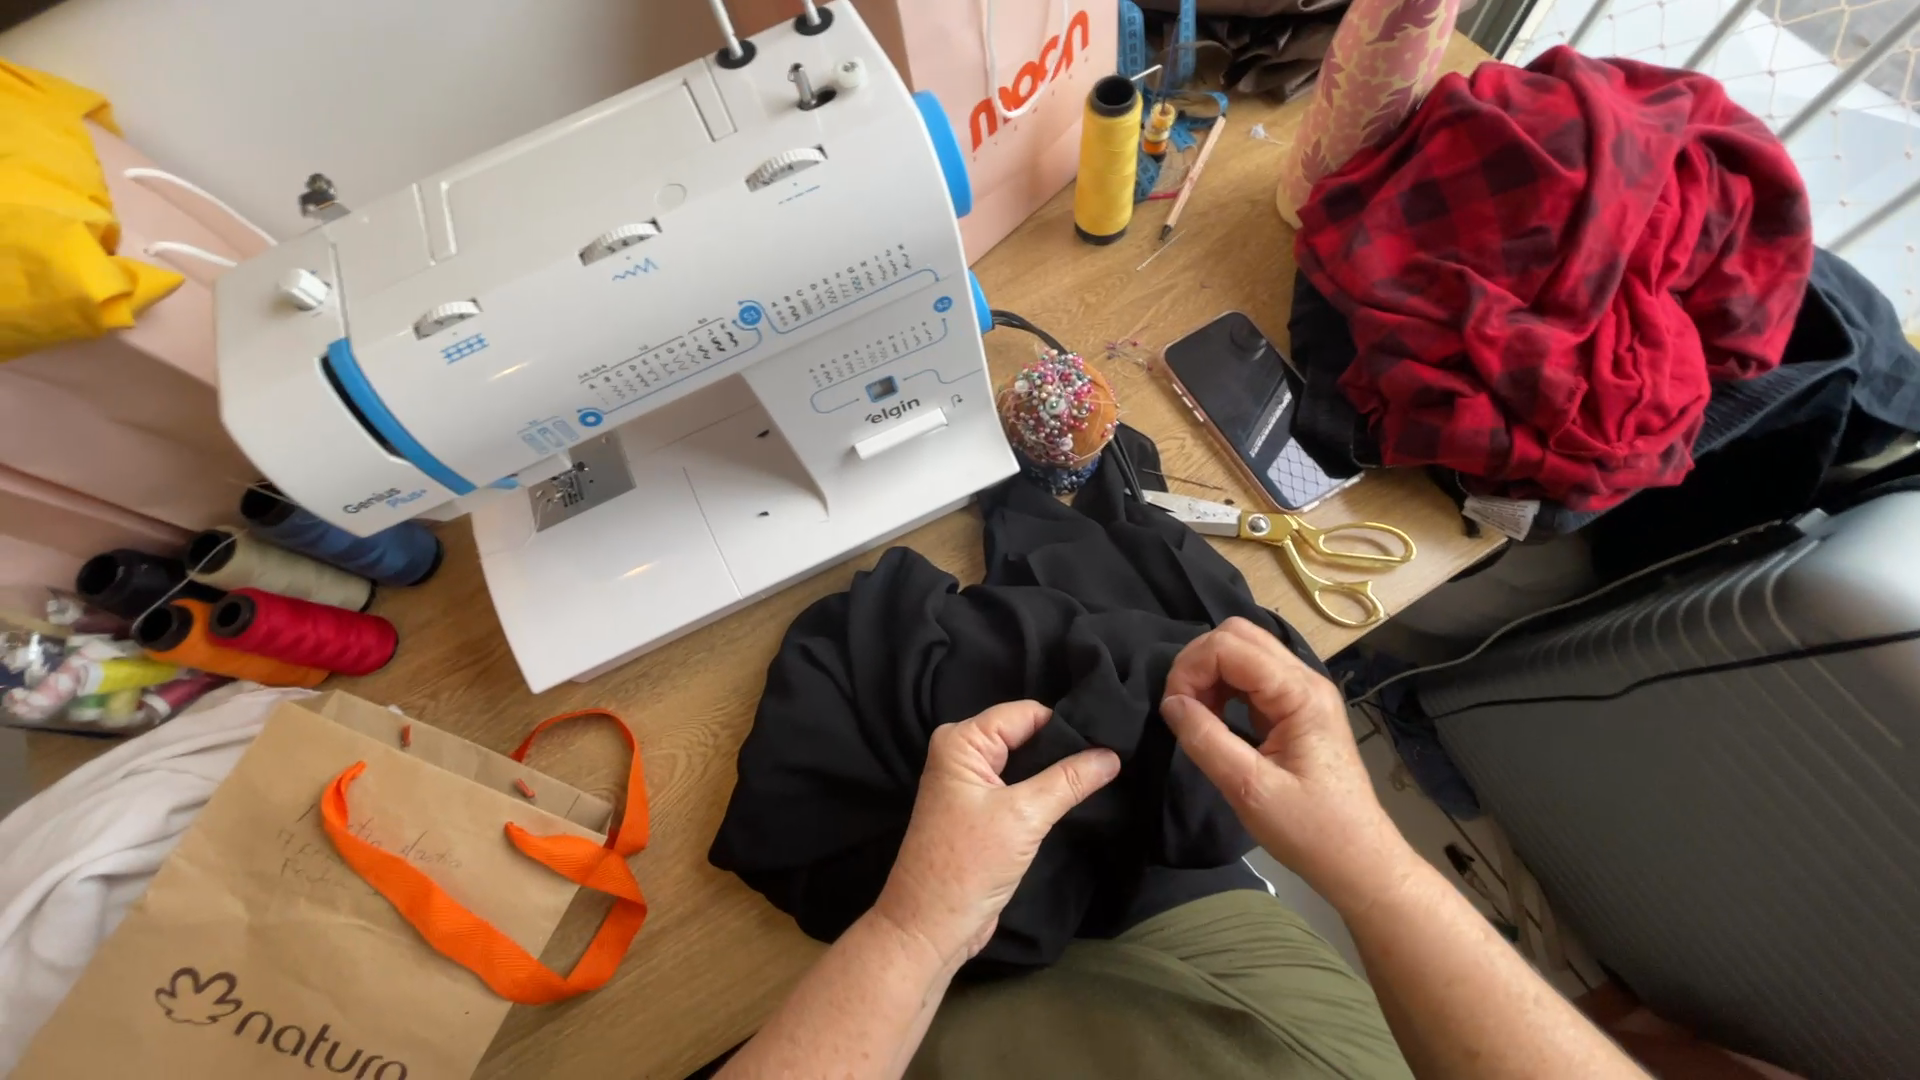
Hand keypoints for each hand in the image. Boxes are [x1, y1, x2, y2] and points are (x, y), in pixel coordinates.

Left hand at [873, 701, 1120, 967]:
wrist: (930, 927)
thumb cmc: (969, 864)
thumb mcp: (1024, 817)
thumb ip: (1068, 780)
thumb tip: (1112, 754)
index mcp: (961, 740)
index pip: (1025, 714)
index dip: (1065, 724)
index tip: (1109, 736)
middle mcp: (962, 752)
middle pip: (1025, 733)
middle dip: (1064, 746)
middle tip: (1114, 755)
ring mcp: (971, 782)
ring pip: (1025, 761)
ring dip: (1057, 770)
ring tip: (1105, 772)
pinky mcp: (981, 809)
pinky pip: (1019, 785)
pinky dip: (1044, 789)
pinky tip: (1077, 795)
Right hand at [1160, 618, 1416, 909]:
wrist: (1359, 862)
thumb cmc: (1310, 831)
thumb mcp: (1248, 789)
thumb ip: (1205, 739)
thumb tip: (1170, 703)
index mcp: (1300, 693)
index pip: (1229, 646)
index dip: (1190, 669)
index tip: (1173, 709)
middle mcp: (1304, 680)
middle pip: (1237, 635)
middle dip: (1197, 662)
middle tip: (1181, 706)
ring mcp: (1302, 691)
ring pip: (1242, 649)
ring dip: (1208, 673)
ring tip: (1195, 714)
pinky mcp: (1294, 707)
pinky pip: (1250, 674)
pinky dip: (1222, 685)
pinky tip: (1214, 717)